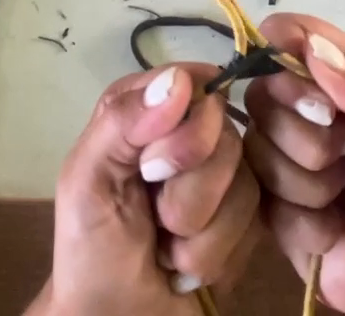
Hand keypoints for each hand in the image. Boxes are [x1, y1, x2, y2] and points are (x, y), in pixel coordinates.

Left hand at [26, 64, 260, 315]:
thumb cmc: (92, 248)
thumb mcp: (87, 179)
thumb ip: (123, 122)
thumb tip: (178, 80)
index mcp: (145, 107)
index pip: (193, 83)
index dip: (184, 129)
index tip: (151, 168)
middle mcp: (187, 130)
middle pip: (223, 135)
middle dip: (188, 192)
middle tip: (154, 218)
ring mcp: (220, 172)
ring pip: (244, 181)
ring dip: (200, 231)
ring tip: (167, 248)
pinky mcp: (246, 214)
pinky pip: (257, 219)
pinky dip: (217, 253)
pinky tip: (189, 263)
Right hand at [246, 15, 344, 315]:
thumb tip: (313, 49)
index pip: (305, 36)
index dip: (284, 37)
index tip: (271, 42)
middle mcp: (314, 106)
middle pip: (269, 88)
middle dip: (308, 127)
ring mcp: (286, 149)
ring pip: (260, 140)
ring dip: (309, 177)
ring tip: (344, 194)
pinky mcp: (268, 193)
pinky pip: (257, 186)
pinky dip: (299, 210)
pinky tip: (328, 224)